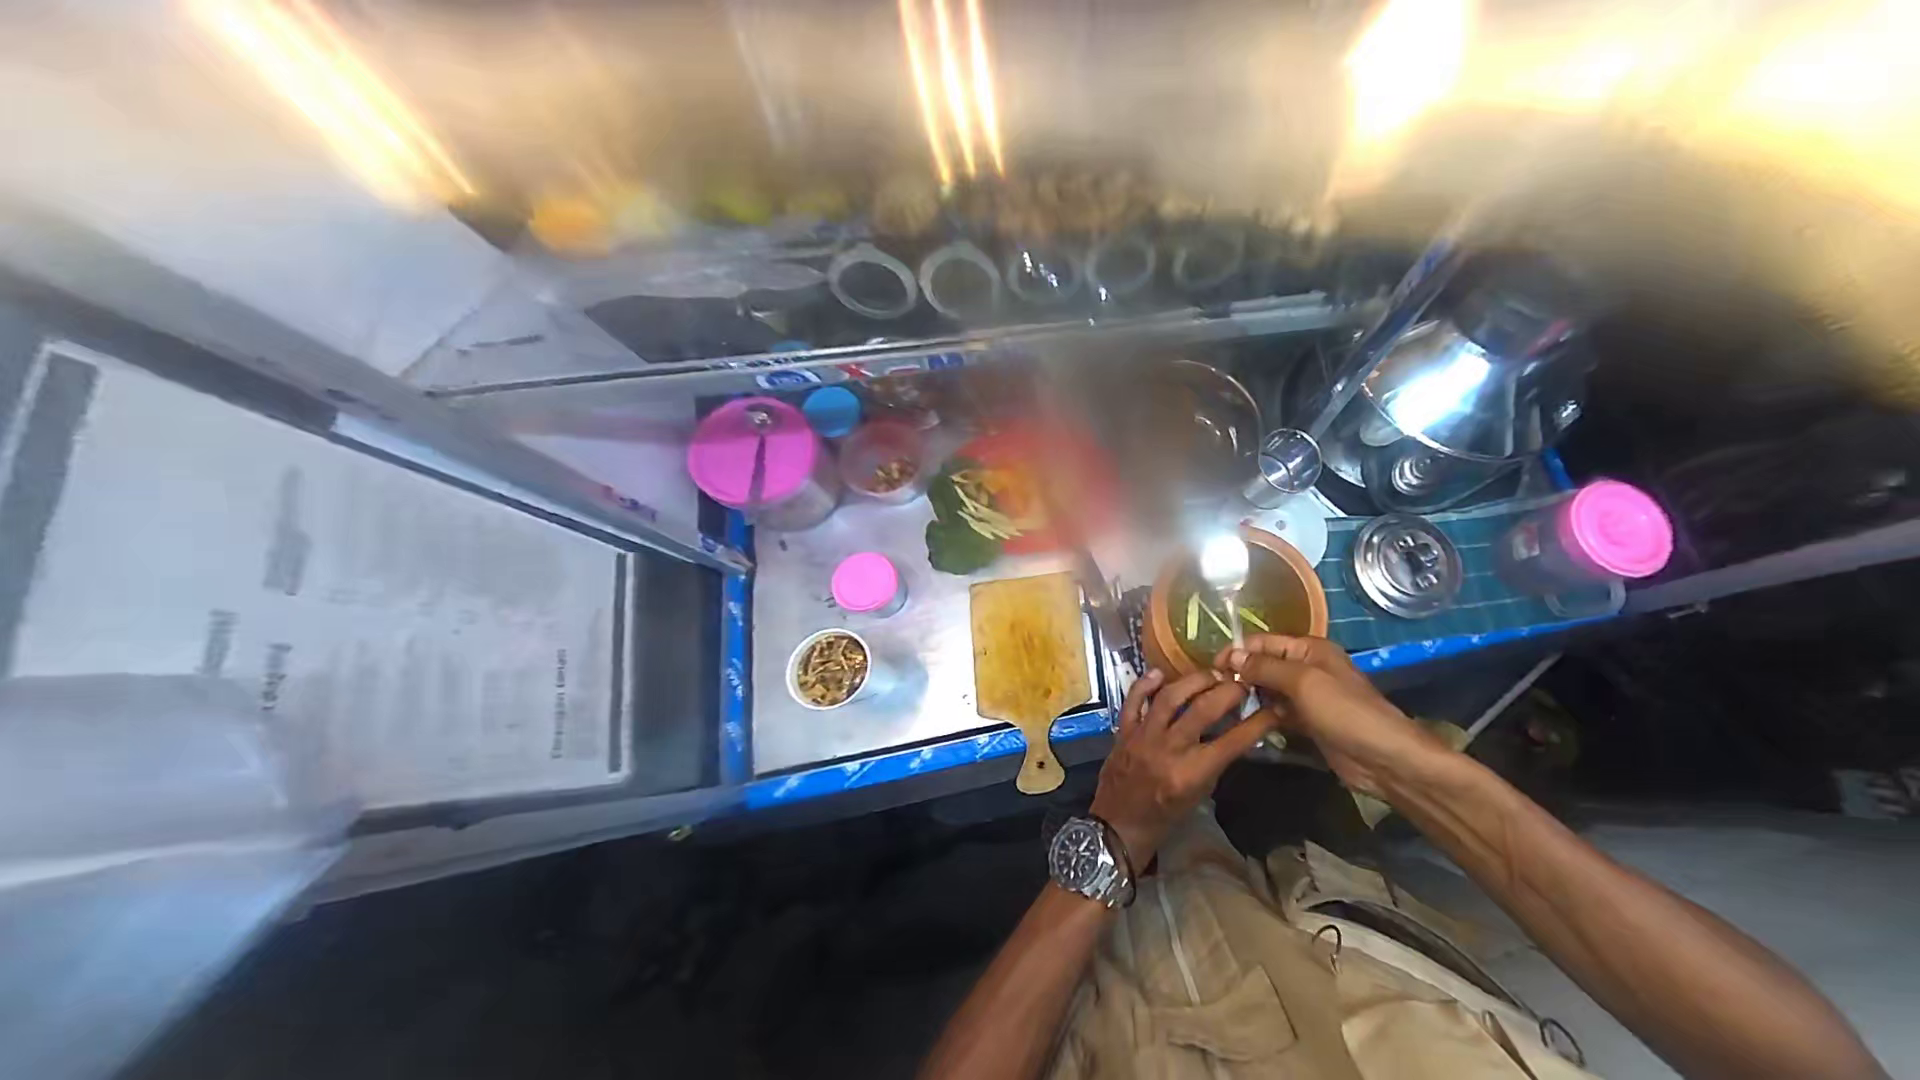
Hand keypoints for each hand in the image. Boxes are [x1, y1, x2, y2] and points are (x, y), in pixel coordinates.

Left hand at [1089, 669, 1275, 867]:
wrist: (1119, 824)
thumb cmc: (1165, 815)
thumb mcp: (1200, 794)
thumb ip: (1215, 761)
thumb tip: (1233, 729)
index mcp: (1192, 773)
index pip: (1233, 741)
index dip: (1258, 722)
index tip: (1274, 706)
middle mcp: (1169, 749)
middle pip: (1203, 709)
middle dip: (1227, 691)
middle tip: (1241, 682)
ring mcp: (1143, 736)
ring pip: (1170, 697)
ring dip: (1193, 680)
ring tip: (1211, 673)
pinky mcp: (1123, 730)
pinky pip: (1133, 700)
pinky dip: (1146, 684)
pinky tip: (1161, 673)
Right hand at [1215, 635, 1449, 798]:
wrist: (1384, 759)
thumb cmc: (1345, 712)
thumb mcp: (1302, 682)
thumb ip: (1264, 667)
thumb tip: (1231, 656)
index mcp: (1308, 650)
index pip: (1262, 642)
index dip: (1237, 652)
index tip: (1212, 669)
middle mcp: (1306, 668)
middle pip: (1262, 665)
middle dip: (1240, 675)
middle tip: (1216, 691)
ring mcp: (1307, 696)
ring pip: (1267, 690)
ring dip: (1248, 696)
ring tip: (1224, 707)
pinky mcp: (1306, 721)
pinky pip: (1276, 712)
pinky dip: (1261, 715)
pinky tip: (1243, 722)